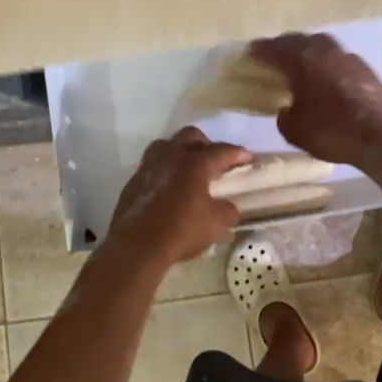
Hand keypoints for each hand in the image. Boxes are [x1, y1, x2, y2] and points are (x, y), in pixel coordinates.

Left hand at [106, 127, 251, 266]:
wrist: (137, 245)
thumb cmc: (182, 231)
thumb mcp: (217, 224)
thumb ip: (228, 210)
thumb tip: (227, 206)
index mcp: (195, 163)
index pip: (222, 150)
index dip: (237, 153)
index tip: (247, 158)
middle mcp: (172, 157)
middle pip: (191, 136)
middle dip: (207, 143)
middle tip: (215, 159)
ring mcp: (149, 166)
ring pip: (166, 145)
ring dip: (181, 150)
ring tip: (188, 166)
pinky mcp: (134, 180)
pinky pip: (152, 165)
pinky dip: (164, 169)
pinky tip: (168, 185)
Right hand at [248, 33, 381, 165]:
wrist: (379, 137)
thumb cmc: (331, 131)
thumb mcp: (294, 130)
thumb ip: (284, 115)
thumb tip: (287, 108)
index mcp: (302, 61)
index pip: (275, 49)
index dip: (261, 50)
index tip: (251, 51)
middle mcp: (325, 52)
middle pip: (300, 40)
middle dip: (285, 45)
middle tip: (275, 54)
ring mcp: (349, 58)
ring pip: (323, 46)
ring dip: (309, 50)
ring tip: (302, 62)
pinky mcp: (366, 70)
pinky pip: (340, 59)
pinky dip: (328, 64)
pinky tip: (328, 77)